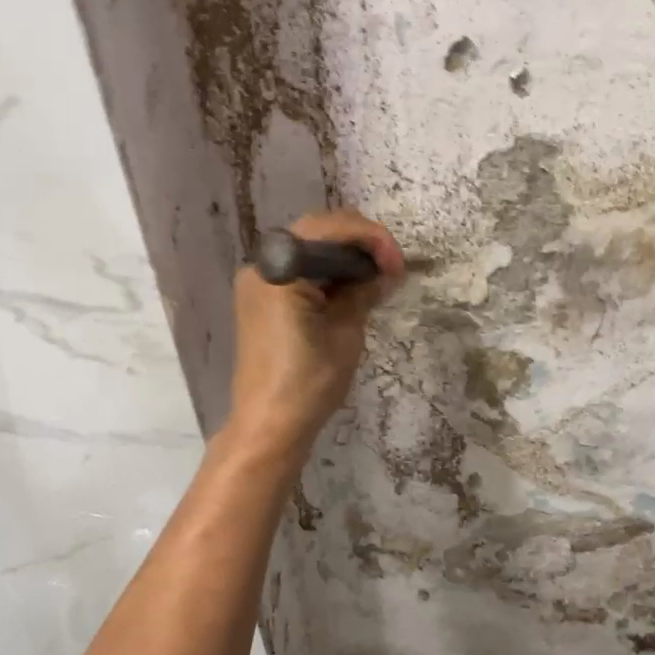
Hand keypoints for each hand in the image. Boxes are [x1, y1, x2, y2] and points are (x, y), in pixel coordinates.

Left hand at [226, 210, 404, 455]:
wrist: (269, 425)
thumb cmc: (308, 382)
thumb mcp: (346, 332)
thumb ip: (363, 292)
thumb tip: (383, 273)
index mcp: (279, 269)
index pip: (330, 228)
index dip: (371, 239)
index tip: (397, 266)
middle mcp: (260, 268)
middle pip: (316, 234)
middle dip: (357, 247)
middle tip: (389, 271)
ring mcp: (257, 285)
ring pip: (307, 254)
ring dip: (342, 262)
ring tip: (375, 283)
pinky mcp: (259, 304)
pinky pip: (296, 275)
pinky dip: (324, 278)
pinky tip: (349, 294)